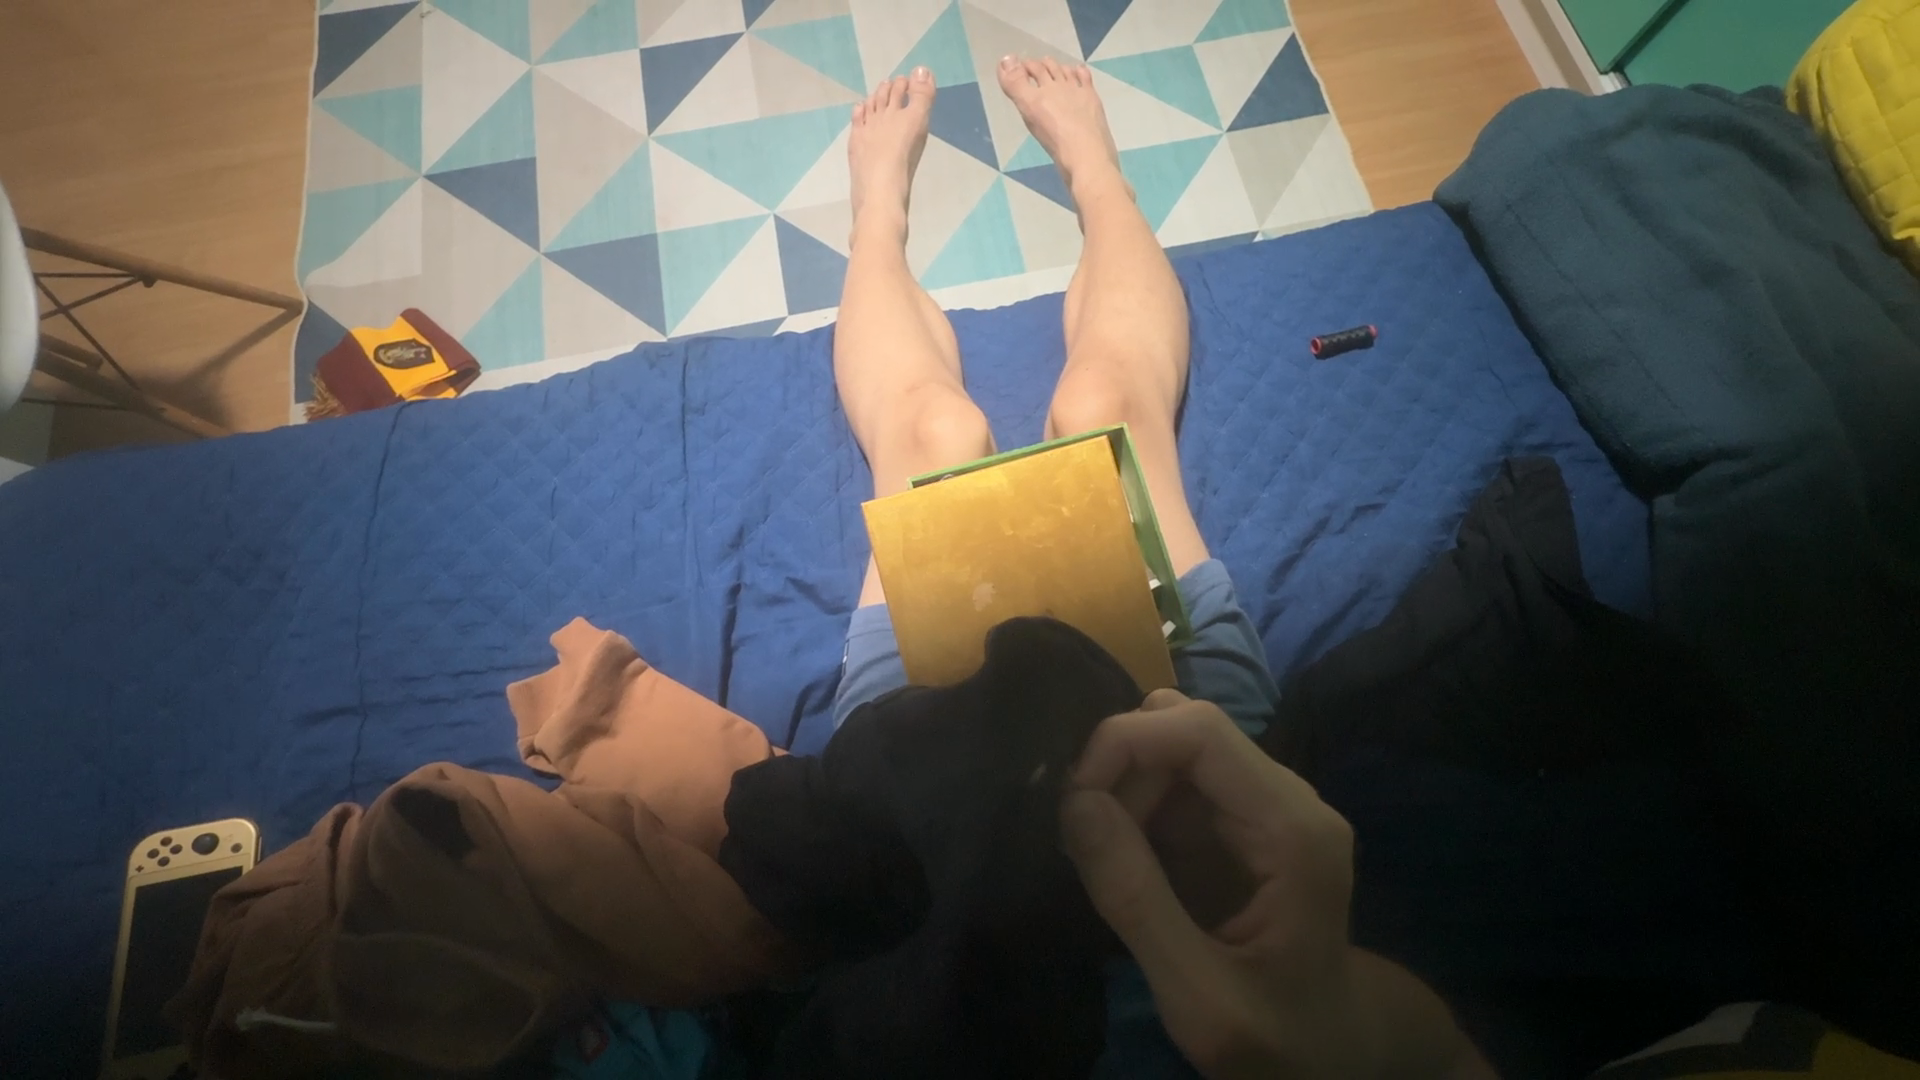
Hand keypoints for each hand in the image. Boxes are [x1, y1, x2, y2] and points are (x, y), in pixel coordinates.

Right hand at [1060, 690, 1492, 1079]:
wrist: (1329, 1058)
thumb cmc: (1276, 1041)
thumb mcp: (1199, 998)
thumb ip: (1136, 899)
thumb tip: (1077, 802)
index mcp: (1293, 829)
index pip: (1200, 731)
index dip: (1126, 741)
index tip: (1075, 797)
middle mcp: (1285, 795)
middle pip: (1181, 727)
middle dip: (1120, 768)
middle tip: (1087, 838)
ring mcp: (1263, 799)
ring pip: (1170, 743)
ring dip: (1122, 786)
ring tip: (1106, 858)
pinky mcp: (1238, 813)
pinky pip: (1171, 775)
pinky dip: (1132, 800)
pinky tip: (1124, 856)